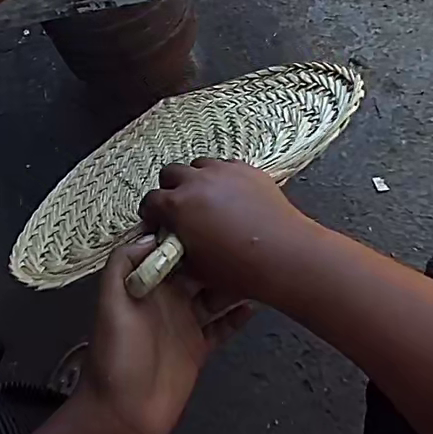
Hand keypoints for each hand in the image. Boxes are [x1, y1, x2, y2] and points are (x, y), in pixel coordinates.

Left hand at [80, 235, 251, 433]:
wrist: (123, 416)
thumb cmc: (115, 358)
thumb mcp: (109, 304)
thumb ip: (122, 264)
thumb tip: (150, 232)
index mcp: (146, 284)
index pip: (169, 250)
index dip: (188, 233)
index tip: (211, 217)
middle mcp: (167, 298)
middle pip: (198, 268)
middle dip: (217, 254)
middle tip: (243, 240)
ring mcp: (185, 322)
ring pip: (215, 293)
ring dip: (233, 281)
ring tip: (256, 267)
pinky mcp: (199, 346)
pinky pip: (223, 326)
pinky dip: (239, 316)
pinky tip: (255, 304)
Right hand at [138, 159, 327, 301]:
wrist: (282, 253)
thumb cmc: (238, 268)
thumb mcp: (195, 268)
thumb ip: (177, 252)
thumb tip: (173, 248)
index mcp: (177, 206)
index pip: (151, 200)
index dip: (151, 212)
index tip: (157, 221)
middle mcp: (197, 181)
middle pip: (171, 172)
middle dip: (171, 188)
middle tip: (179, 206)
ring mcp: (224, 171)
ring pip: (200, 165)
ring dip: (198, 178)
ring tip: (207, 198)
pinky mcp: (248, 169)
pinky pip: (227, 166)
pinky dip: (223, 178)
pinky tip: (232, 195)